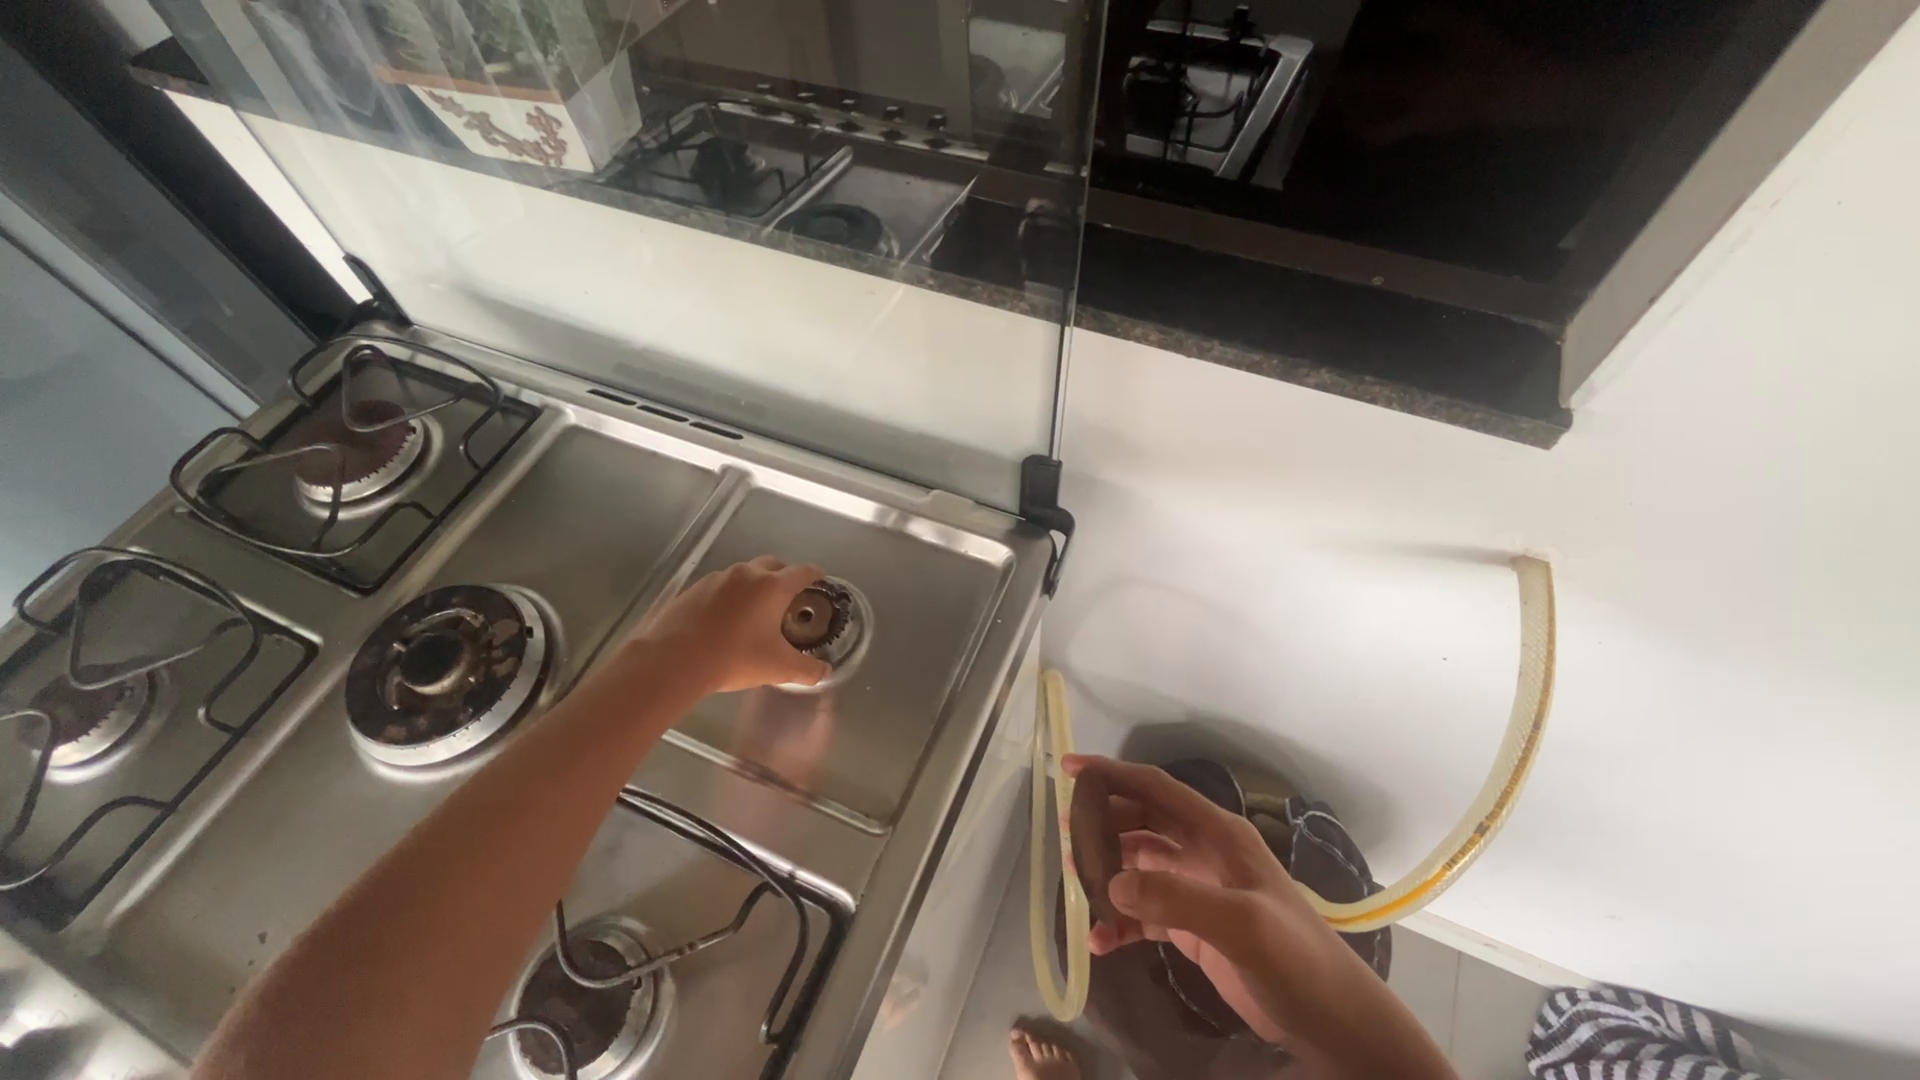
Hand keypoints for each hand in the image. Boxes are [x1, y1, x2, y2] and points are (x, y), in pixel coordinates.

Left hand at [635, 557, 832, 694]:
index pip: (803, 571)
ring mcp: (717, 579)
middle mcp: (747, 574)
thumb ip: (807, 669)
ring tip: (753, 613)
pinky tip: (723, 621)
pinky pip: (720, 587)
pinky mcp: (693, 589)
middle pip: (773, 564)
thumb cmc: (735, 658)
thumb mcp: (778, 668)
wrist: (674, 659)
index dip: (815, 575)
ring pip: (744, 575)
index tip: (820, 581)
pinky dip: (729, 597)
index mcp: (773, 587)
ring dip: (754, 587)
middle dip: (784, 576)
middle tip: (787, 599)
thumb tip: (824, 671)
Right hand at [1062, 755, 1349, 1045]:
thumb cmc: (1296, 961)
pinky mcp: (1193, 927)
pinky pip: (1144, 913)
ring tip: (1073, 884)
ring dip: (1106, 872)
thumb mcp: (1243, 925)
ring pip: (1138, 865)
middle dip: (1102, 822)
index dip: (1113, 774)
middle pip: (1142, 821)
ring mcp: (1198, 890)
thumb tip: (1111, 883)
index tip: (1068, 768)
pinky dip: (1119, 922)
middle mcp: (1204, 852)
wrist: (1334, 1024)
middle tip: (1064, 832)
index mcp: (1219, 834)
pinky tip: (1100, 941)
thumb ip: (1178, 899)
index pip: (1157, 789)